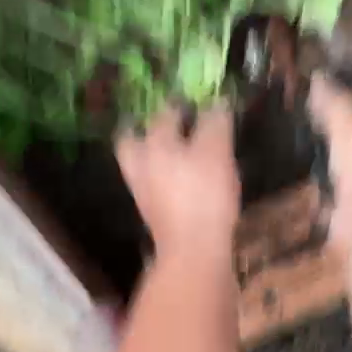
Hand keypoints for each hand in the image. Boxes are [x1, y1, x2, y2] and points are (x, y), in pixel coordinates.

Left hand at [116, 109, 239, 264]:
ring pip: (139, 164)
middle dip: (146, 130)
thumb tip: (218, 101)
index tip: (194, 102)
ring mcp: (143, 191)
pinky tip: (179, 184)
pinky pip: (152, 188)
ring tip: (173, 155)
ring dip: (152, 156)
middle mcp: (142, 163)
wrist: (193, 250)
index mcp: (157, 143)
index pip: (167, 113)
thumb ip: (216, 123)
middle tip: (166, 127)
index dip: (182, 104)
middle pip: (133, 139)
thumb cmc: (206, 196)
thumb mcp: (217, 153)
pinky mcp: (153, 215)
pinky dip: (162, 180)